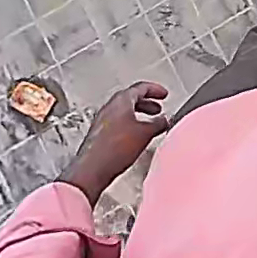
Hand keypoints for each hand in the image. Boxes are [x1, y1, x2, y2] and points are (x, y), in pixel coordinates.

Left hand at [57, 82, 169, 205]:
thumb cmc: (113, 149)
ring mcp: (102, 121)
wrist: (91, 170)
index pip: (141, 87)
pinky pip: (117, 124)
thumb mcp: (145, 133)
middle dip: (147, 102)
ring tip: (149, 124)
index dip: (155, 90)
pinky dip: (129, 125)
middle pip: (131, 98)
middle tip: (157, 107)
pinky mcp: (98, 135)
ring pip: (123, 112)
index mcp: (121, 101)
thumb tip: (165, 120)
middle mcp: (109, 107)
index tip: (163, 94)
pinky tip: (134, 138)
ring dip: (138, 115)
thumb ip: (158, 123)